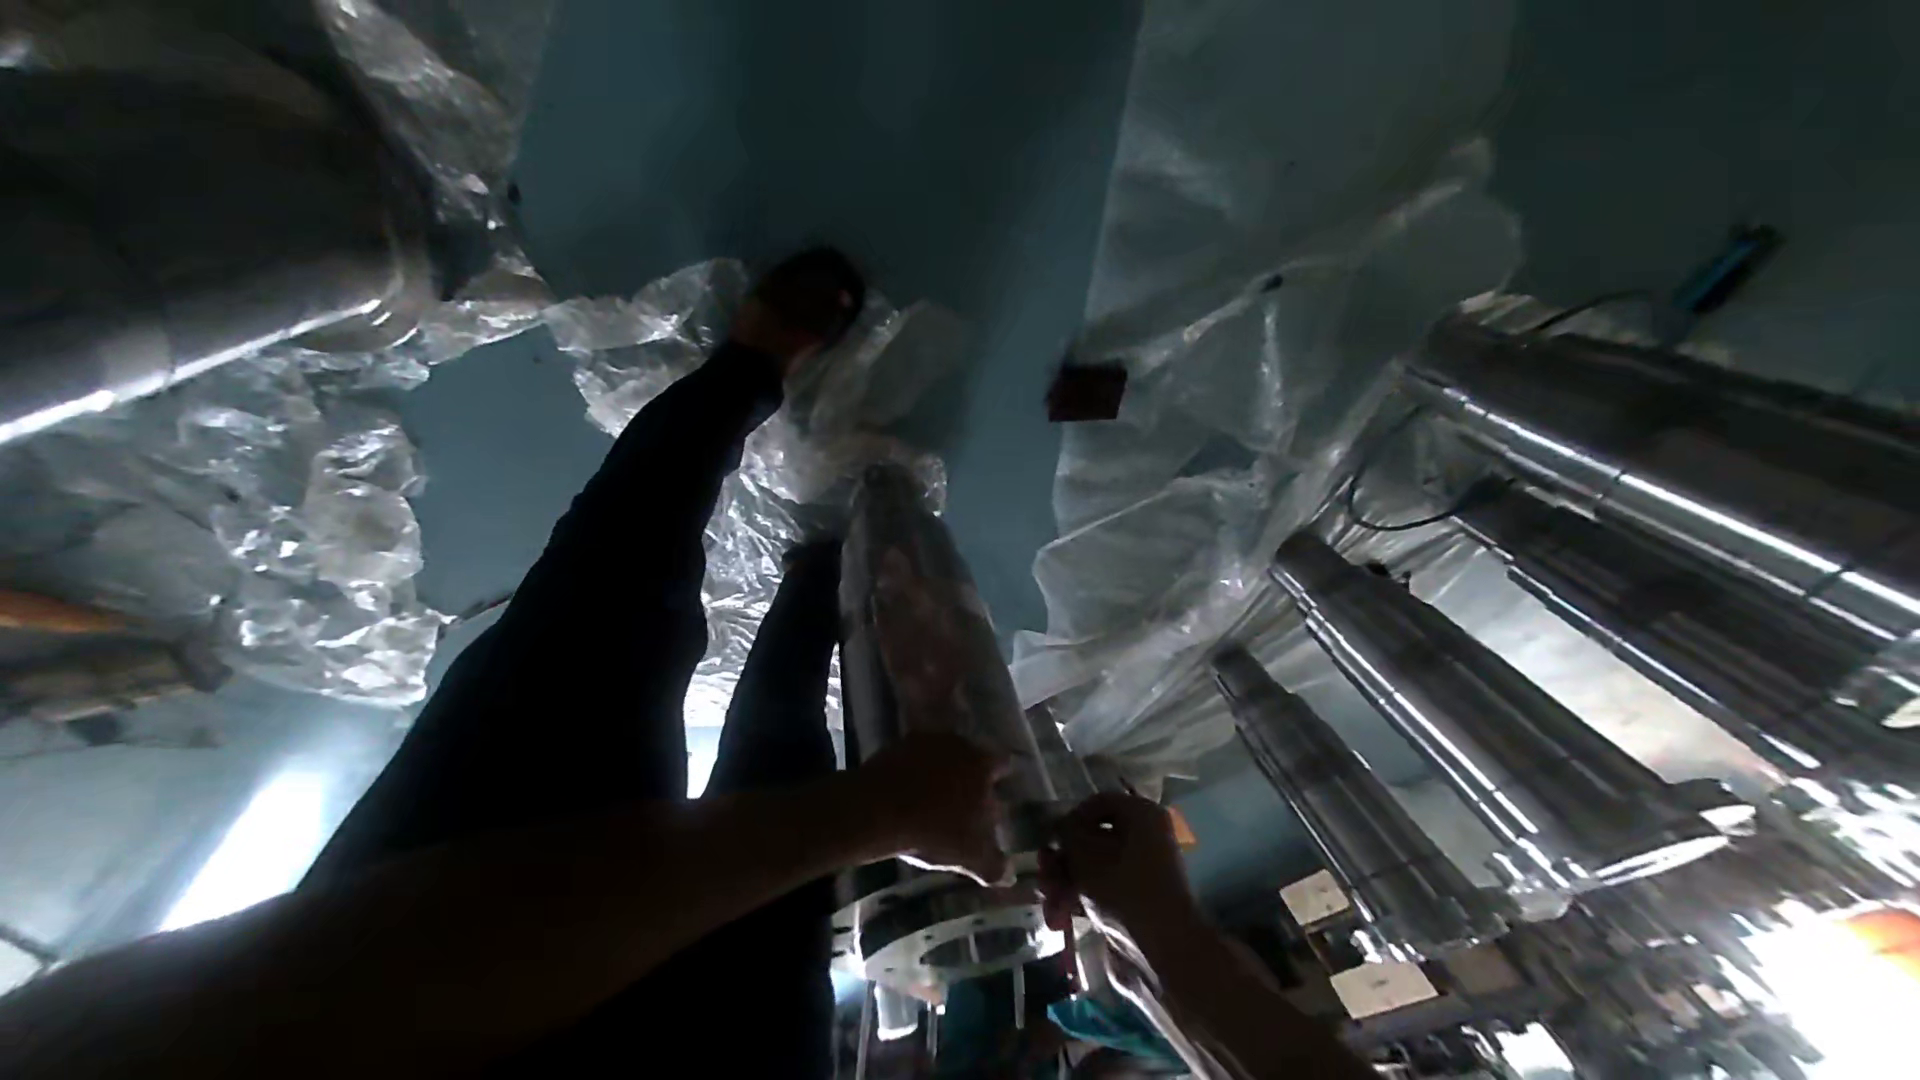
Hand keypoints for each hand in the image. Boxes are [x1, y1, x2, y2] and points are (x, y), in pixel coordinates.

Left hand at [855, 731, 1010, 885]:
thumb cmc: (933, 830)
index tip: (994, 791)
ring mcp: (927, 739)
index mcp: (982, 765)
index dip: (1000, 776)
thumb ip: (994, 865)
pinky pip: (914, 753)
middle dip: (970, 772)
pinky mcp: (899, 743)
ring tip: (933, 794)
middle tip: (964, 797)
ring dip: (942, 768)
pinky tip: (908, 787)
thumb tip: (1010, 875)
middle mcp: (959, 743)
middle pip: (972, 754)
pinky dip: (914, 766)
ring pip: (943, 752)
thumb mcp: (969, 856)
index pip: (1002, 762)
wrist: (878, 809)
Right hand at [1040, 793, 1199, 935]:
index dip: (1070, 818)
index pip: (1099, 803)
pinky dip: (1080, 900)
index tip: (1052, 839)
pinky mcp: (1139, 899)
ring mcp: (1144, 870)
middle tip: (1043, 877)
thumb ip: (1067, 833)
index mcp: (1141, 814)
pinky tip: (1060, 918)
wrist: (1163, 946)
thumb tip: (1062, 828)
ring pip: (1094, 868)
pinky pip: (1104, 889)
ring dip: (1065, 884)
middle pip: (1092, 839)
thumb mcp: (1085, 852)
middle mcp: (1146, 836)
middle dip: (1062, 861)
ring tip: (1049, 905)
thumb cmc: (1123, 886)